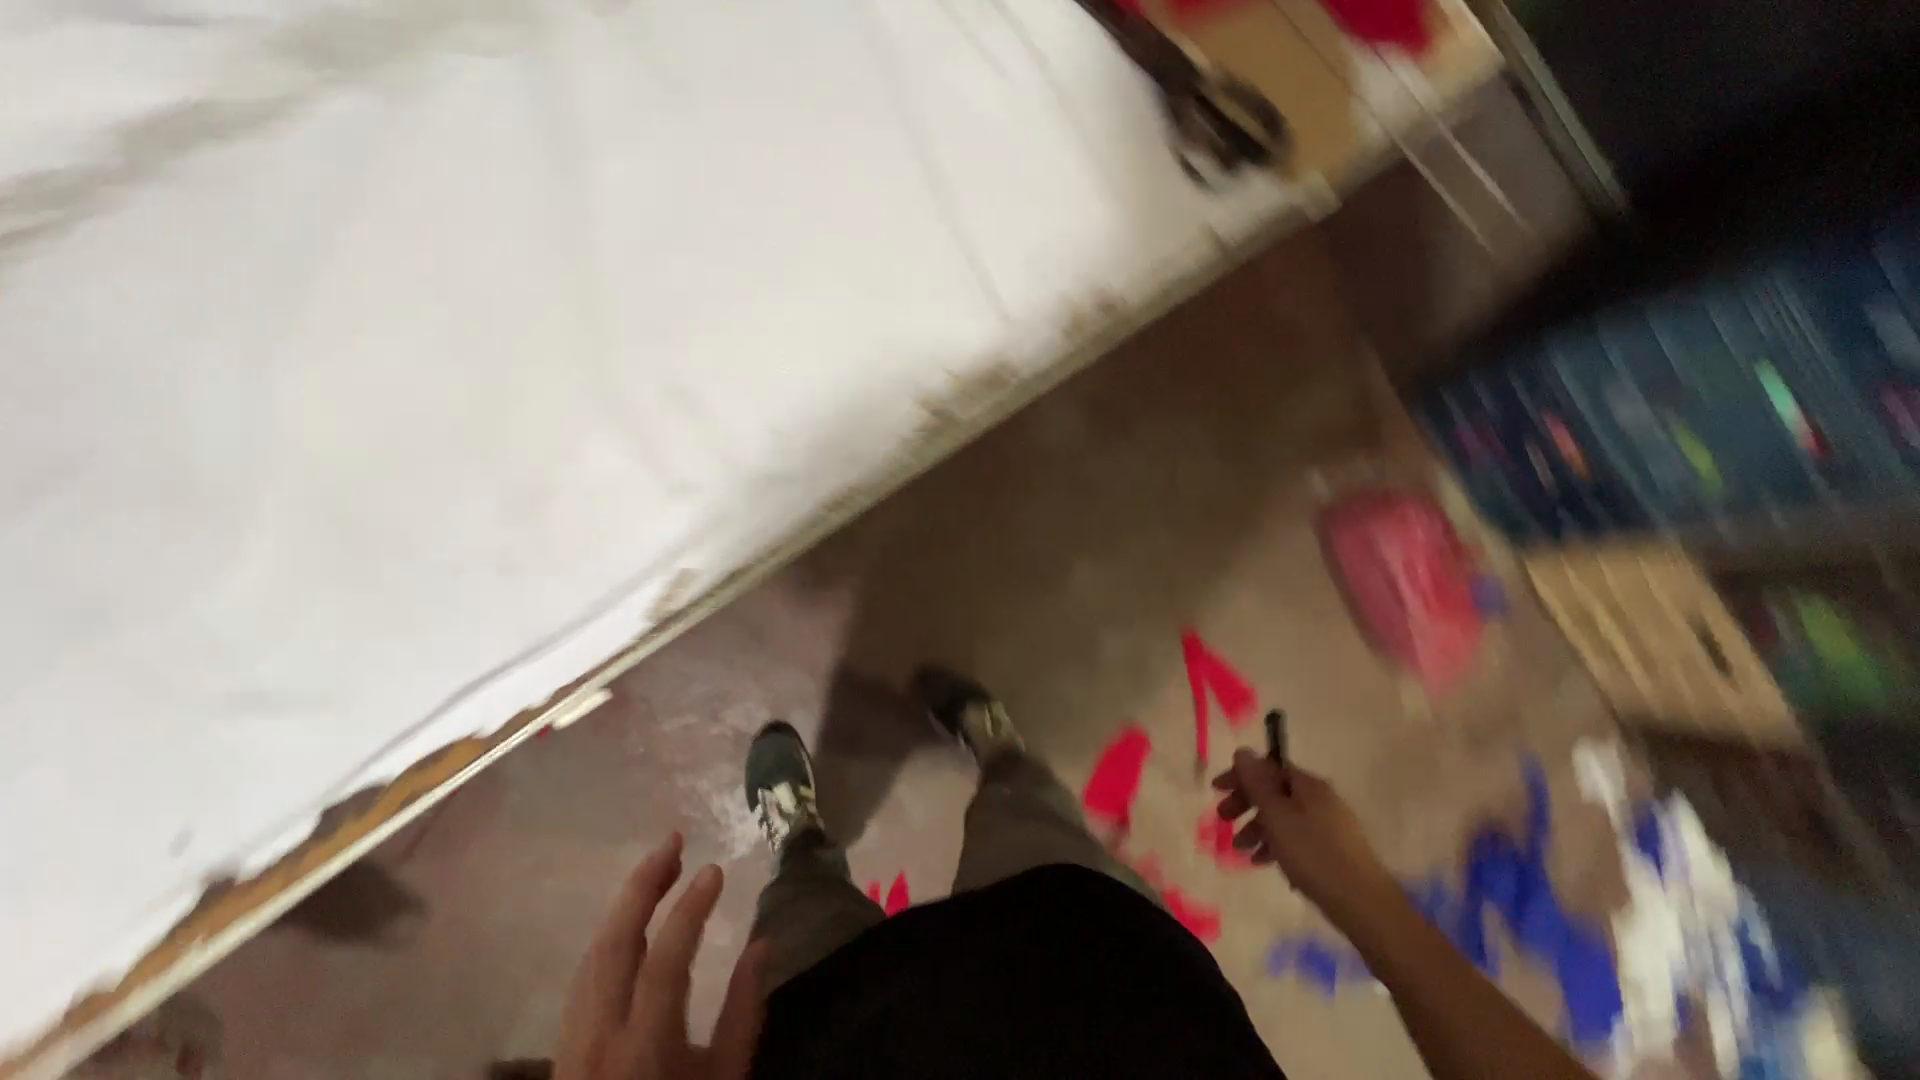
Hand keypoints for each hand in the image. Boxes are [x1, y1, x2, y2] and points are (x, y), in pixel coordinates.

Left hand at [555, 834, 766, 1079]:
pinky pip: (585, 972)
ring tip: (660, 867)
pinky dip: (610, 933)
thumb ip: (744, 1013)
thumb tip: (763, 943)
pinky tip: (632, 919)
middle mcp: (599, 1035)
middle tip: (673, 839)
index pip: (665, 957)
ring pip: (592, 951)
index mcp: (644, 1046)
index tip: (714, 871)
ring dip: (625, 903)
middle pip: (613, 941)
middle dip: (642, 883)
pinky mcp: (565, 1043)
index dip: (690, 908)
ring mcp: (573, 1038)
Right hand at [1211, 751, 1394, 913]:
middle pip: (1274, 792)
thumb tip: (1243, 751)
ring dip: (1256, 828)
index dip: (1240, 775)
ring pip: (1283, 817)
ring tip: (1240, 850)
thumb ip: (1257, 783)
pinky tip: (1262, 862)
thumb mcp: (1277, 816)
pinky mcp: (1331, 850)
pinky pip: (1295, 838)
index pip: (1268, 767)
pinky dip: (1275, 845)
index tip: (1216, 790)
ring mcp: (1328, 825)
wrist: (1362, 903)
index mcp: (1308, 785)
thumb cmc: (1313, 854)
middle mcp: (1320, 799)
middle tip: (1223, 819)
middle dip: (1245, 803)